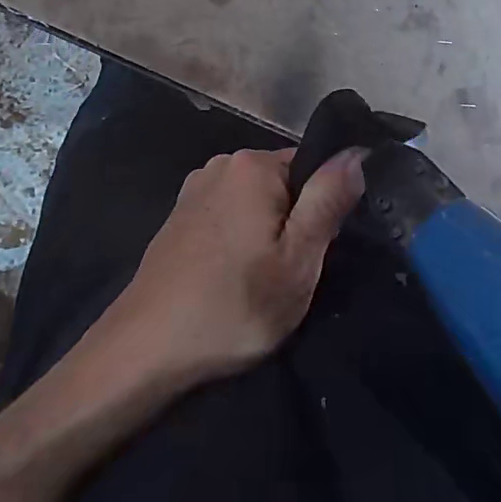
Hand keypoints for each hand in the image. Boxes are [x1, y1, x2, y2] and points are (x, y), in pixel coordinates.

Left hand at [103, 146, 367, 386]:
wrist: (145, 349)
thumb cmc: (233, 304)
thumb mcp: (298, 260)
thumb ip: (328, 201)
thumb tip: (355, 152)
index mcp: (253, 164)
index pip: (312, 167)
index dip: (322, 208)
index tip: (316, 249)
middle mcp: (222, 163)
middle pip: (282, 184)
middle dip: (293, 221)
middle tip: (288, 273)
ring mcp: (195, 188)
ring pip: (254, 202)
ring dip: (264, 233)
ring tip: (258, 281)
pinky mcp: (178, 215)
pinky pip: (226, 214)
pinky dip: (237, 239)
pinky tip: (228, 278)